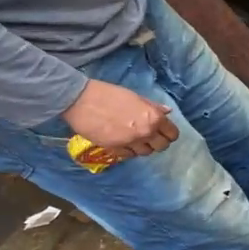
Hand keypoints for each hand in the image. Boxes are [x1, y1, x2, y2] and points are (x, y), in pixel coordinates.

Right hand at [62, 79, 178, 159]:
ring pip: (146, 152)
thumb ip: (152, 107)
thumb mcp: (135, 97)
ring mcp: (131, 141)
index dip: (167, 134)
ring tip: (132, 140)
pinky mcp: (115, 147)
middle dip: (156, 142)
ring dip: (141, 147)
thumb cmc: (106, 94)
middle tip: (147, 138)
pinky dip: (127, 151)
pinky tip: (121, 144)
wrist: (76, 98)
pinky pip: (128, 155)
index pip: (173, 134)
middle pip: (162, 146)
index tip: (161, 133)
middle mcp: (147, 131)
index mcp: (154, 118)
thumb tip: (167, 111)